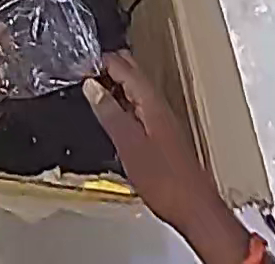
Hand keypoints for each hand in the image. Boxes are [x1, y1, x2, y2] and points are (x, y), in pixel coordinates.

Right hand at [85, 51, 250, 263]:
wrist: (196, 212)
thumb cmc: (166, 181)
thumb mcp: (128, 144)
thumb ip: (108, 111)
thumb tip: (90, 85)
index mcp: (150, 99)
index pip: (121, 63)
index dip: (98, 62)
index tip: (79, 68)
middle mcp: (157, 103)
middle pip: (129, 69)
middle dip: (105, 69)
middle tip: (83, 79)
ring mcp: (160, 116)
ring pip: (132, 87)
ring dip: (112, 86)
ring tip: (92, 96)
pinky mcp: (160, 131)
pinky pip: (136, 104)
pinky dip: (120, 103)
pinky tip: (110, 118)